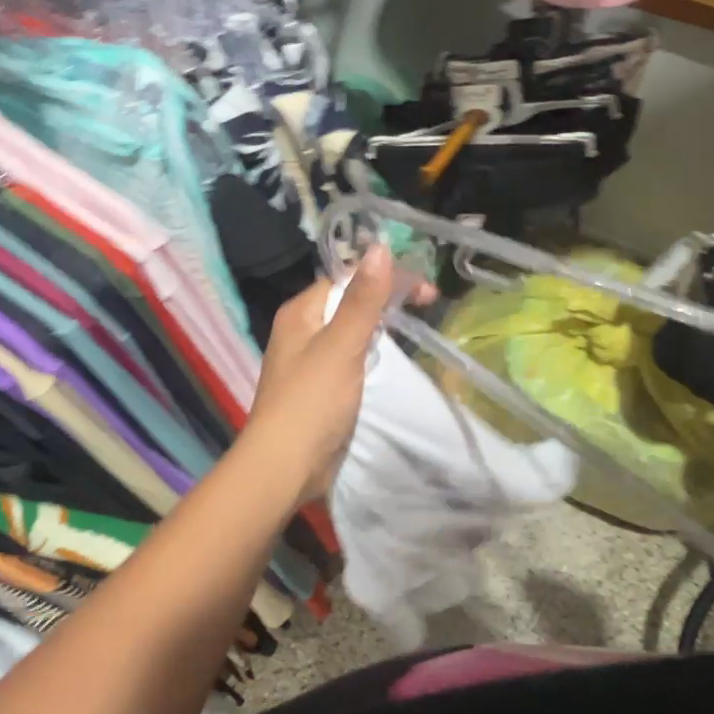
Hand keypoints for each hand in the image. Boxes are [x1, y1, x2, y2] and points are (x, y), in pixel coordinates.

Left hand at [244, 246, 432, 501]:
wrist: (284, 467)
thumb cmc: (310, 402)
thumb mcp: (341, 346)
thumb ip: (363, 300)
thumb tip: (379, 247)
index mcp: (300, 314)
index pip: (346, 278)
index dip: (385, 277)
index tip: (426, 291)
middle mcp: (301, 332)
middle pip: (349, 303)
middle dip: (387, 302)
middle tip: (429, 307)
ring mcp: (310, 363)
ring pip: (352, 334)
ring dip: (382, 331)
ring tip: (417, 333)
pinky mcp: (321, 392)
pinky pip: (352, 363)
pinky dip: (374, 359)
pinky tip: (394, 366)